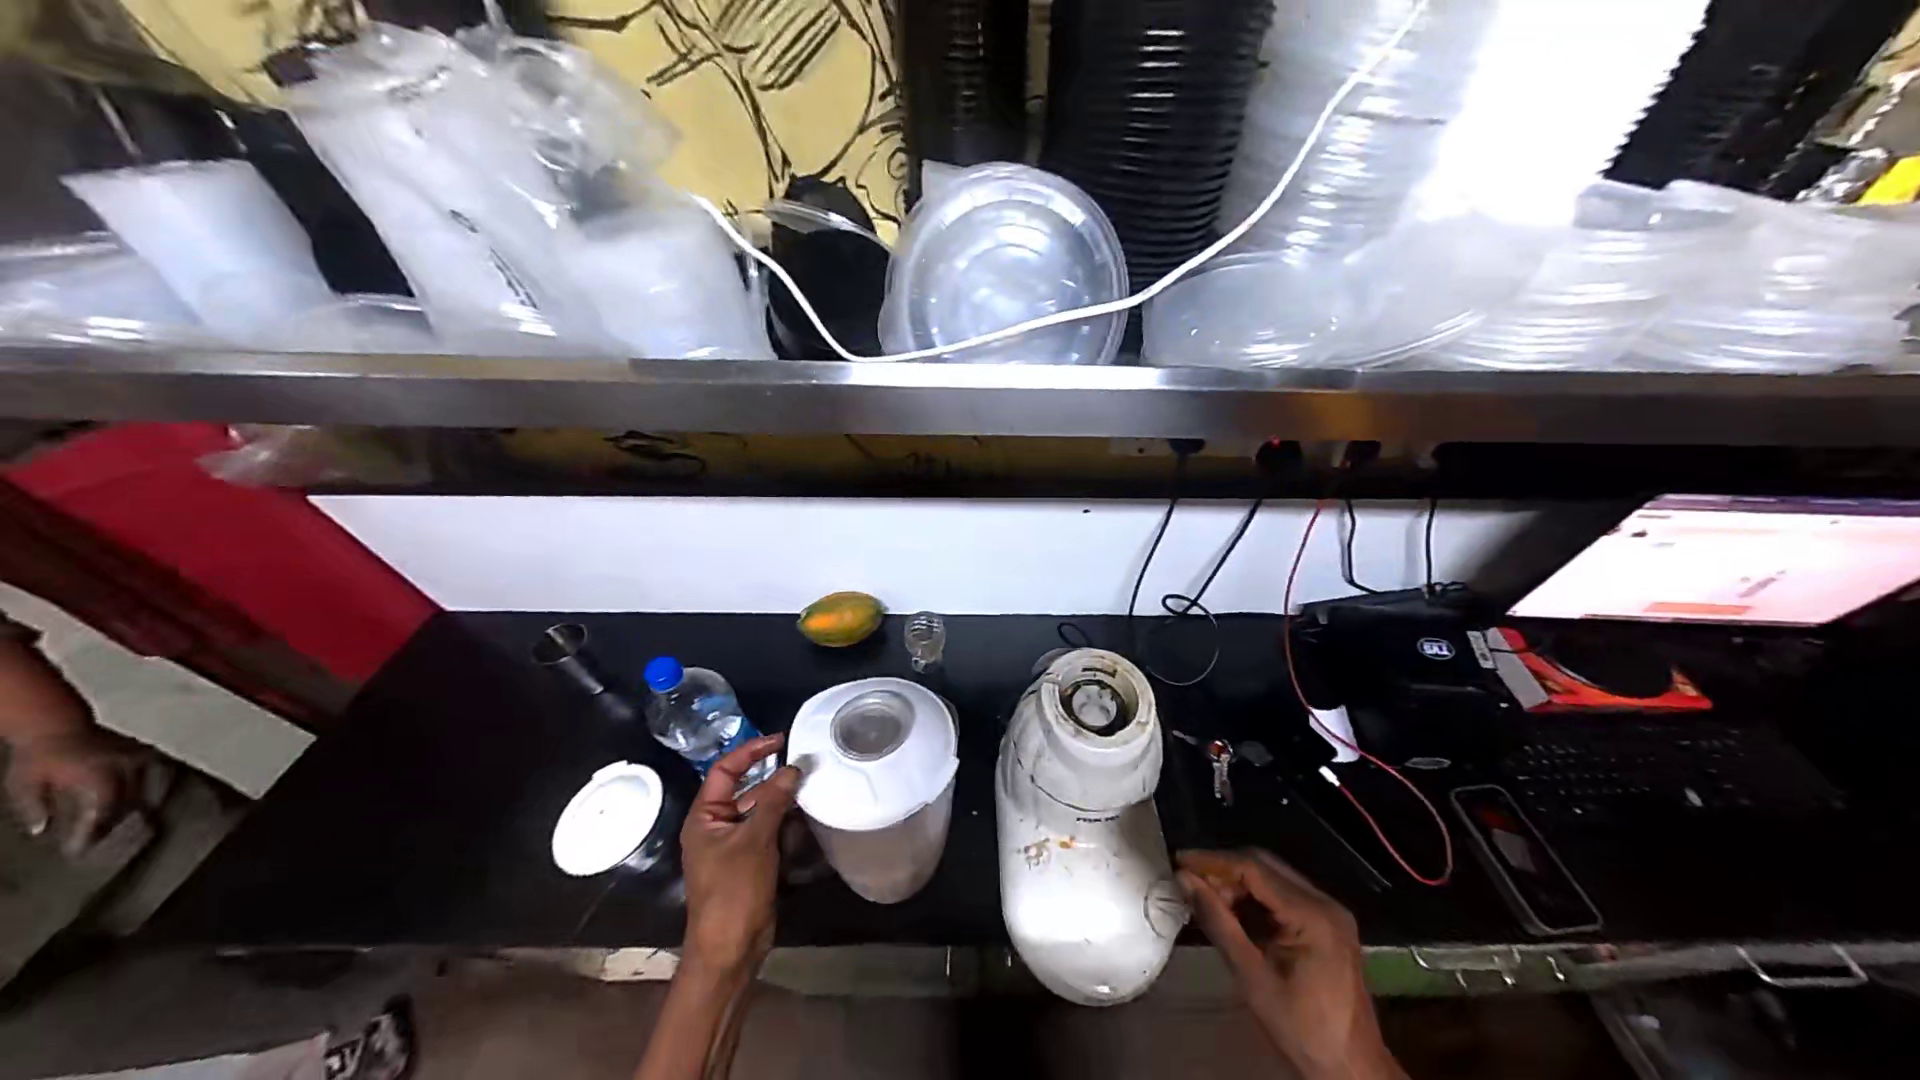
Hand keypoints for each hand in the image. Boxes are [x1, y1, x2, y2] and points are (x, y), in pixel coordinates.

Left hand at [4, 728, 148, 855]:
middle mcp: (123, 765)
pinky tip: (144, 799)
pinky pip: (154, 775)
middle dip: (116, 822)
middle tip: (103, 841)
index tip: (81, 848)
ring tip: (127, 823)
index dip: (93, 830)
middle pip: (129, 800)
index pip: (103, 808)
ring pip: (147, 788)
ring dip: (136, 807)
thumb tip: (41, 830)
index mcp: (97, 774)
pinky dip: (148, 789)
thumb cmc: (39, 755)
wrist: (55, 725)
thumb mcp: (23, 784)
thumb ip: (32, 807)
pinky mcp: (145, 753)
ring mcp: (138, 757)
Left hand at [678, 733, 800, 979]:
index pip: (725, 771)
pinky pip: (770, 833)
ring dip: (784, 805)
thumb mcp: (755, 840)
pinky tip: (806, 824)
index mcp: (705, 818)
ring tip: (811, 795)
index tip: (780, 740)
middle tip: (806, 769)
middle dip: (775, 782)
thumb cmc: (733, 890)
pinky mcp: (751, 862)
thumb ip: (774, 801)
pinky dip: (787, 827)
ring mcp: (734, 846)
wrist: (730, 948)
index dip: (750, 752)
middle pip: (747, 790)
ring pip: (762, 812)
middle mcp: (717, 827)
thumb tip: (792, 768)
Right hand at [1177, 849, 1404, 1079]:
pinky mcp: (1327, 924)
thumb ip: (1218, 921)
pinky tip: (1231, 910)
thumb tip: (1184, 880)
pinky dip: (1254, 897)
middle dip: (1223, 869)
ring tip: (1204, 895)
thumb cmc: (1301, 1029)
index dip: (1212, 861)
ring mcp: (1329, 912)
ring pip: (1273, 877)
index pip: (1254, 868)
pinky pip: (1283, 895)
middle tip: (1188, 879)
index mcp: (1312, 914)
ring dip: (1237, 882)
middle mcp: (1325, 903)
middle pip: (1264, 866)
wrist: (1352, 1069)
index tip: (1179, 862)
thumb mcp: (1251, 976)